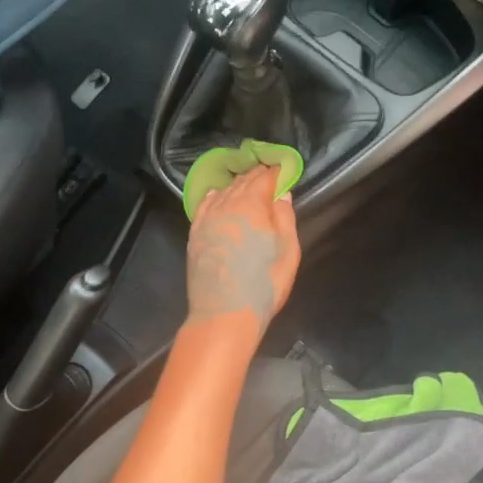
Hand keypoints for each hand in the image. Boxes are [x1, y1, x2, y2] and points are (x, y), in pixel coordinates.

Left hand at [184, 165, 299, 338]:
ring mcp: (206, 220)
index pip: (264, 178)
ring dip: (235, 186)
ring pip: (222, 193)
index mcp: (252, 204)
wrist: (224, 313)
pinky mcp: (195, 236)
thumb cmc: (264, 282)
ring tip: (245, 184)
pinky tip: (215, 195)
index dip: (275, 171)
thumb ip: (284, 217)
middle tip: (266, 174)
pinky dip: (213, 197)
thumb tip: (281, 193)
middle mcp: (226, 205)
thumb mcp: (288, 249)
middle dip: (255, 176)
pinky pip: (203, 207)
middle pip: (242, 183)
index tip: (282, 169)